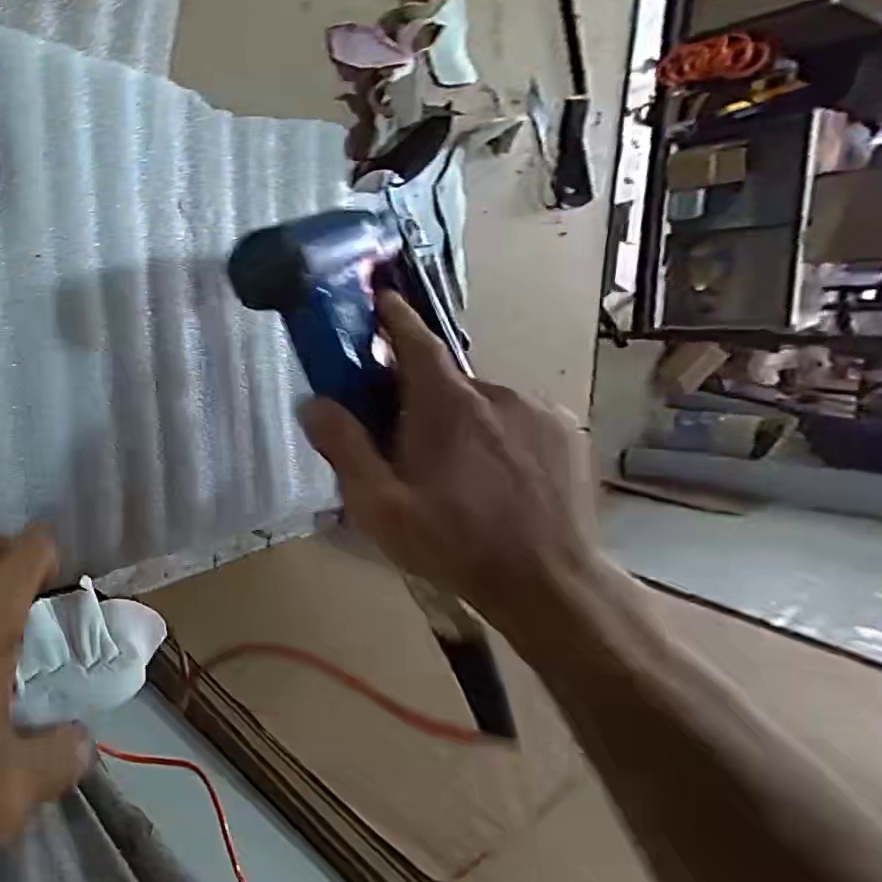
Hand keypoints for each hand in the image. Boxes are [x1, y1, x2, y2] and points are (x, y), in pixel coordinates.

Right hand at [296, 292, 608, 643]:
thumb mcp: (379, 505)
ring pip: (483, 404)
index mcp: (446, 403)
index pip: (415, 341)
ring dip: (462, 424)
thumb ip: (344, 448)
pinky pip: (518, 420)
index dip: (394, 316)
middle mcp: (495, 393)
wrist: (552, 584)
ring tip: (458, 476)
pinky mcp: (567, 433)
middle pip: (444, 381)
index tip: (381, 297)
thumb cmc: (455, 543)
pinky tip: (499, 481)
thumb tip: (313, 402)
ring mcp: (538, 411)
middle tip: (407, 445)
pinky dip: (499, 436)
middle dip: (421, 400)